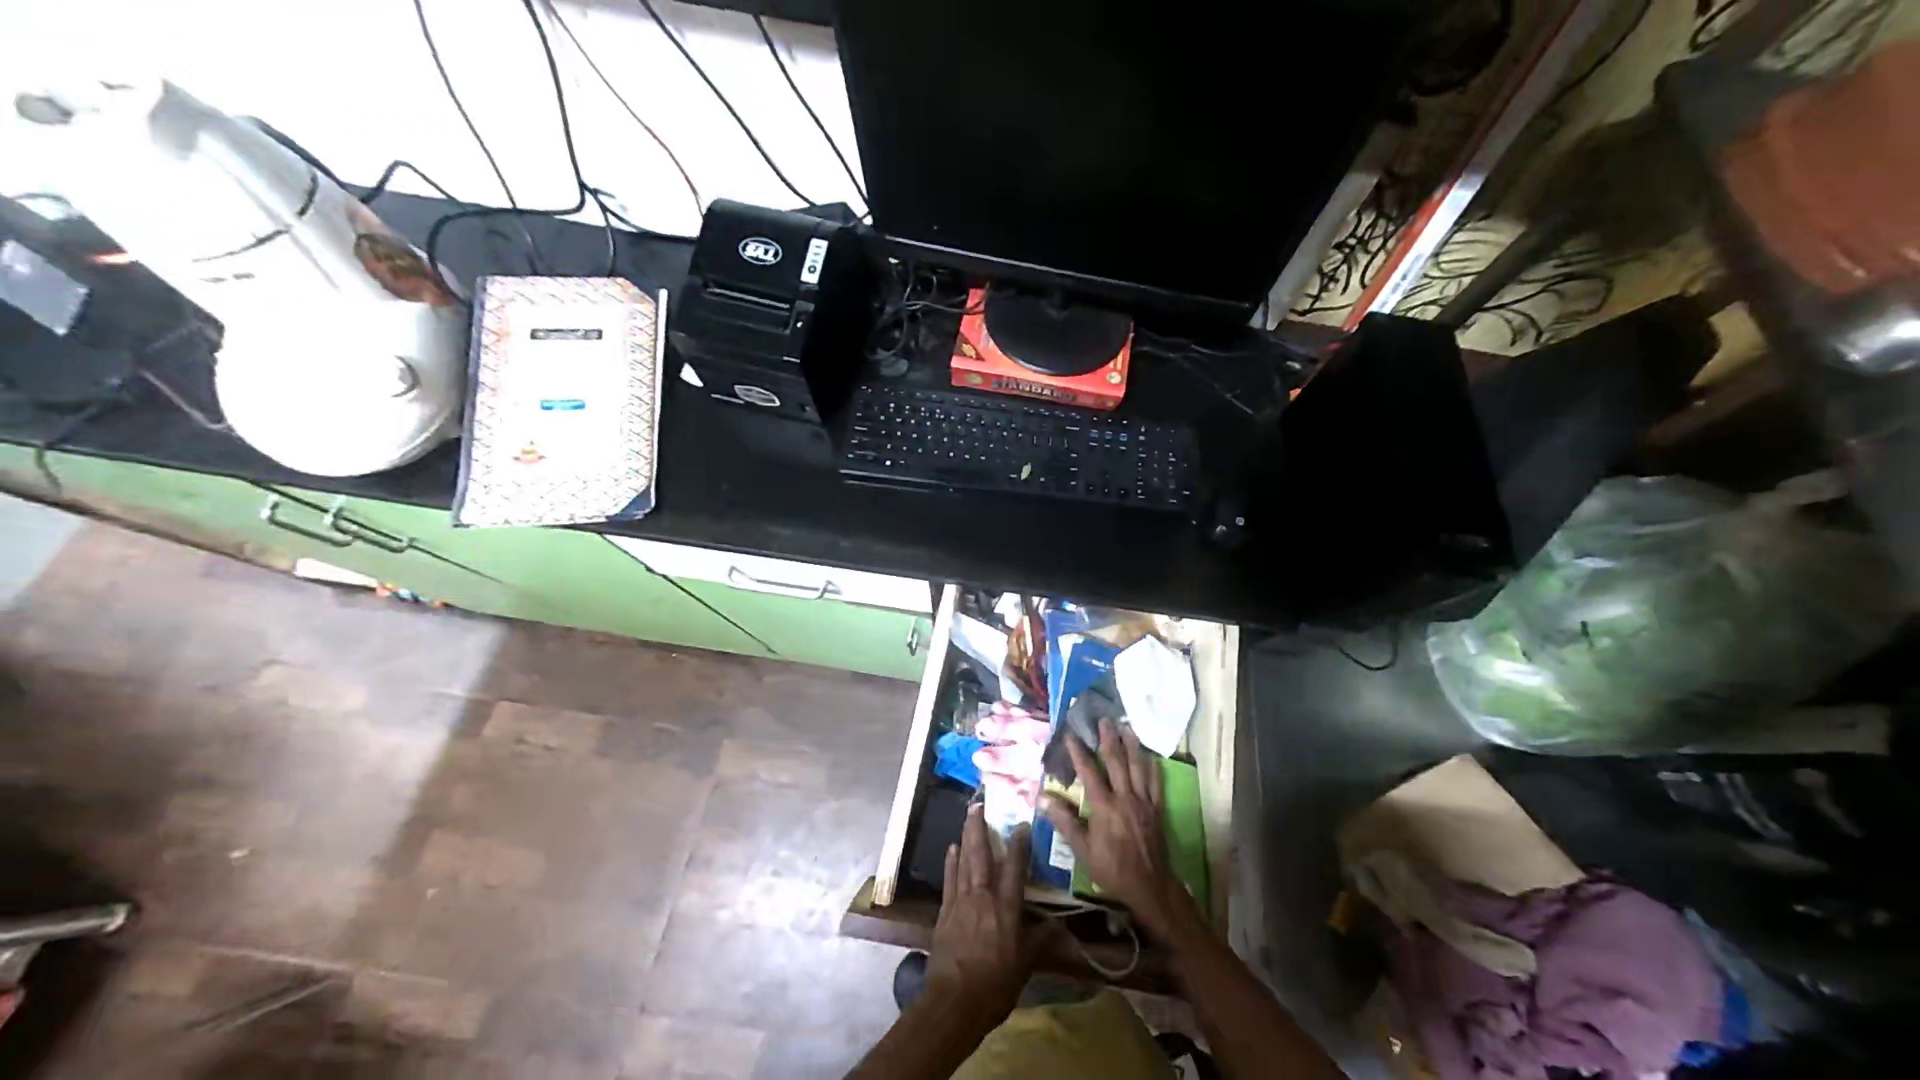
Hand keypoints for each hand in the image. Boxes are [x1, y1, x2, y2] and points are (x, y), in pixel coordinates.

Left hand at [926, 804, 1035, 1018]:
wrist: (954, 1002)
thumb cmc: (995, 985)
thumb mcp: (1025, 965)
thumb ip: (1040, 941)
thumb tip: (1059, 926)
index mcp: (1005, 909)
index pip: (1015, 869)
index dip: (1019, 845)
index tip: (1020, 823)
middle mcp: (982, 898)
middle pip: (981, 855)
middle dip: (980, 828)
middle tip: (978, 804)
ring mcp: (960, 902)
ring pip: (963, 862)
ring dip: (965, 837)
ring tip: (967, 817)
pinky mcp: (945, 912)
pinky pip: (949, 879)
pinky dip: (951, 862)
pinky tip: (951, 849)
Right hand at [1043, 719, 1187, 933]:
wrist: (1150, 886)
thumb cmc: (1111, 869)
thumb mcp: (1082, 850)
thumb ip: (1064, 821)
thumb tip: (1042, 798)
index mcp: (1103, 806)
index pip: (1089, 772)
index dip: (1078, 752)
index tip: (1070, 734)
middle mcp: (1124, 797)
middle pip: (1116, 761)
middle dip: (1108, 738)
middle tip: (1103, 718)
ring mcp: (1143, 802)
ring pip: (1137, 767)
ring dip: (1131, 745)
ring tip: (1126, 727)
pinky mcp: (1157, 809)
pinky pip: (1155, 782)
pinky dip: (1151, 766)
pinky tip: (1149, 756)